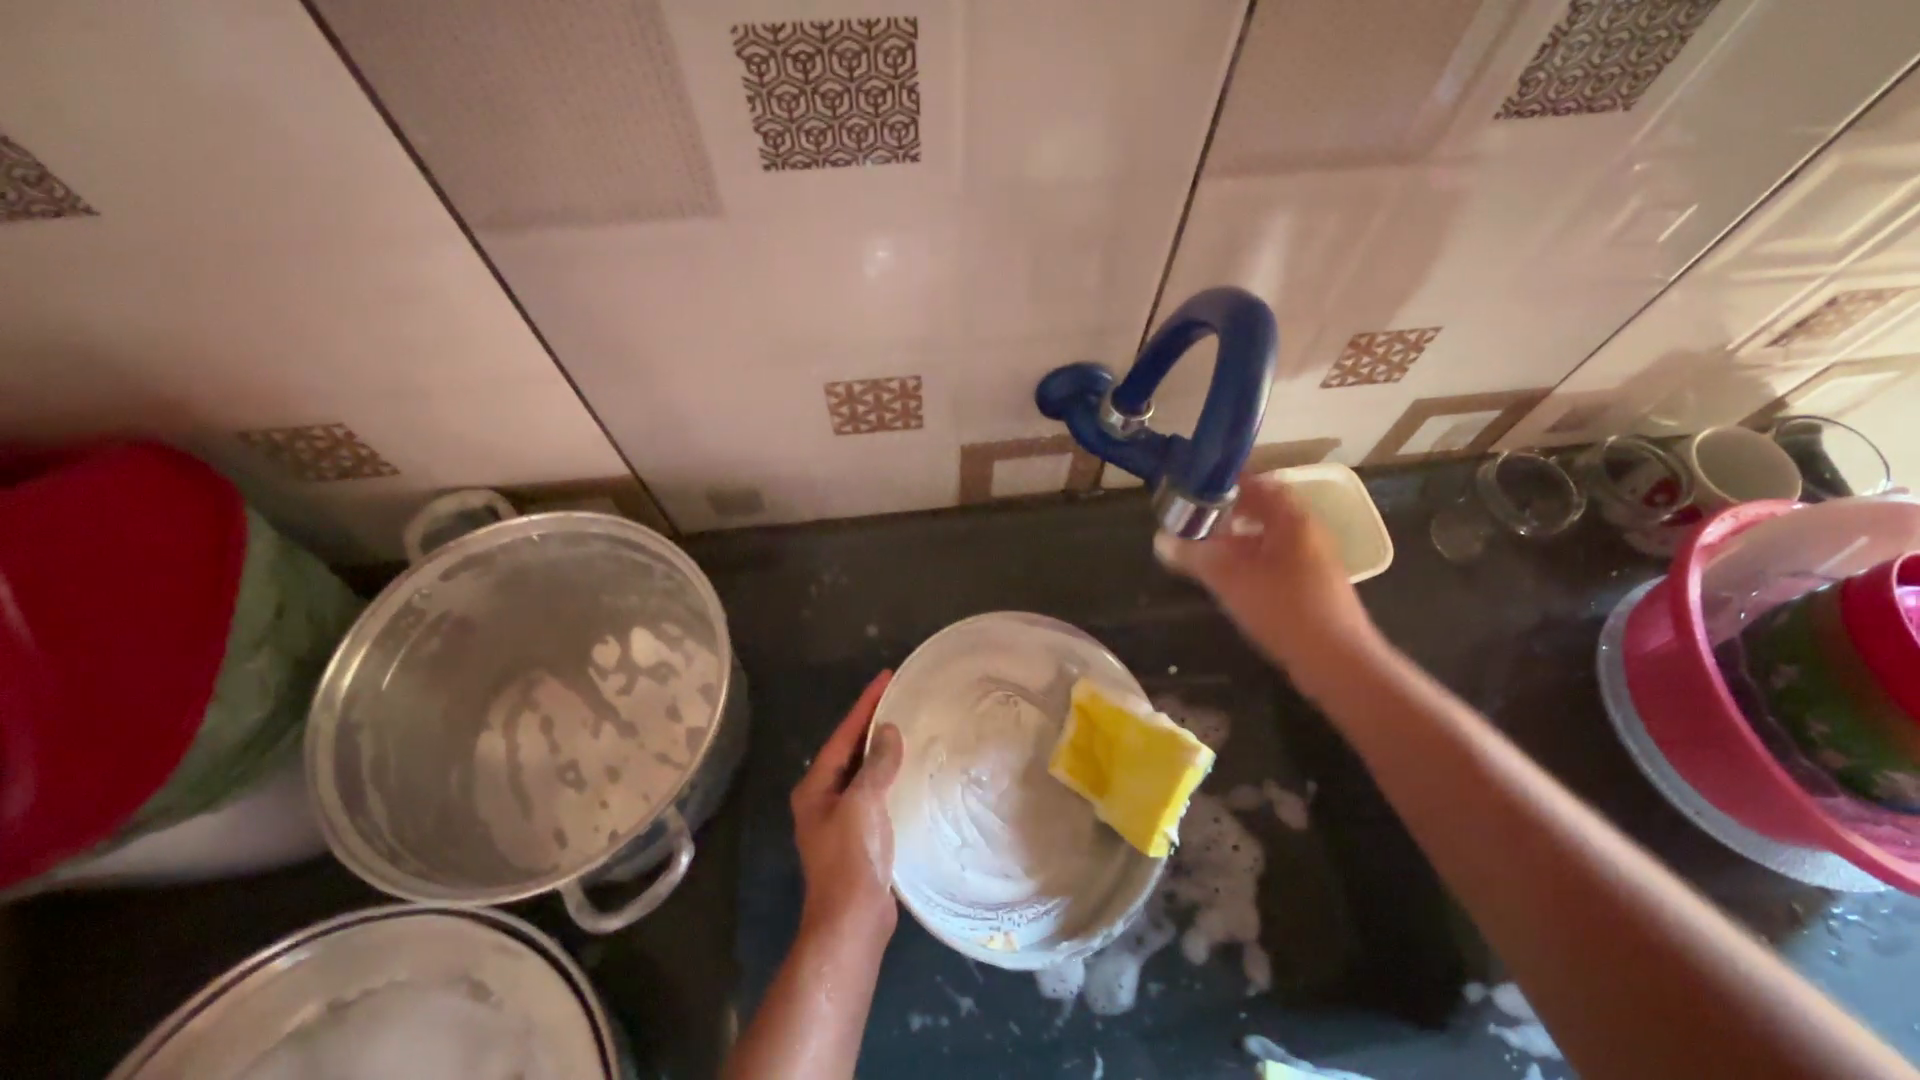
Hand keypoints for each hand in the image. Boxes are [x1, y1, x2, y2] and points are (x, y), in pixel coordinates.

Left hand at [791, 671, 903, 943]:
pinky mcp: (862, 838)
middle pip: (850, 752)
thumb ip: (875, 765)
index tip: (886, 678)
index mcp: (815, 787)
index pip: (842, 735)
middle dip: (872, 725)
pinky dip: (892, 778)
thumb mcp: (862, 804)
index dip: (864, 705)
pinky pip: (877, 795)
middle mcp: (824, 799)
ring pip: (864, 773)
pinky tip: (911, 772)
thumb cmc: (851, 858)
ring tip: (909, 726)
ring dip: (883, 751)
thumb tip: (888, 731)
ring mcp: (842, 820)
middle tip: (900, 697)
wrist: (852, 919)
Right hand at [1155, 472, 1380, 677]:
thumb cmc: (1284, 609)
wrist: (1336, 661)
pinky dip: (1249, 561)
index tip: (1193, 487)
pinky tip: (1228, 579)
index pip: (1257, 483)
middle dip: (1227, 513)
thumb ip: (1194, 556)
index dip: (1225, 482)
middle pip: (1262, 510)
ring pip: (1267, 537)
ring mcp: (1312, 559)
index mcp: (1292, 519)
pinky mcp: (1311, 585)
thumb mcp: (1231, 580)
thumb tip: (1160, 539)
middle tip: (1193, 518)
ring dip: (1236, 540)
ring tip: (1203, 549)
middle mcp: (1306, 532)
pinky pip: (1274, 560)